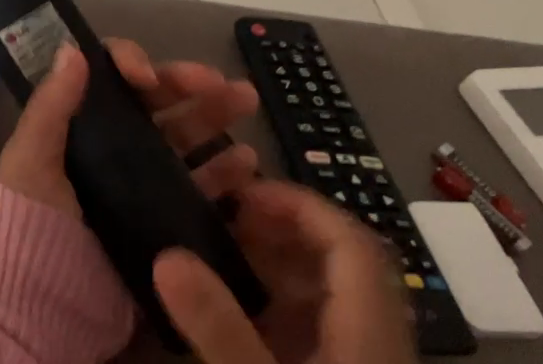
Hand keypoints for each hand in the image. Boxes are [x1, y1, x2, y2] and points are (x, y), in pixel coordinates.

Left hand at [0, 39, 260, 217]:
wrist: (47, 310)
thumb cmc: (32, 228)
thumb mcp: (29, 163)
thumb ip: (50, 108)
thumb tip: (72, 48)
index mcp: (75, 127)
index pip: (106, 80)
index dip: (128, 65)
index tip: (148, 77)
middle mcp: (109, 148)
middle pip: (154, 103)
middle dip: (189, 84)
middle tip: (226, 83)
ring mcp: (140, 185)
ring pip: (184, 138)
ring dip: (215, 117)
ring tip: (247, 104)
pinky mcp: (166, 223)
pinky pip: (201, 188)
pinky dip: (227, 172)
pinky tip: (248, 163)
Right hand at [154, 181, 416, 363]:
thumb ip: (218, 327)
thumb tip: (167, 255)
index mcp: (370, 337)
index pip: (352, 244)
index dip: (300, 205)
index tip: (241, 195)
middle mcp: (375, 345)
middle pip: (343, 263)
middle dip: (280, 230)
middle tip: (220, 221)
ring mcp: (359, 363)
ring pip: (329, 294)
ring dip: (275, 263)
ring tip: (218, 253)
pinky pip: (315, 327)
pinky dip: (273, 302)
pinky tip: (232, 308)